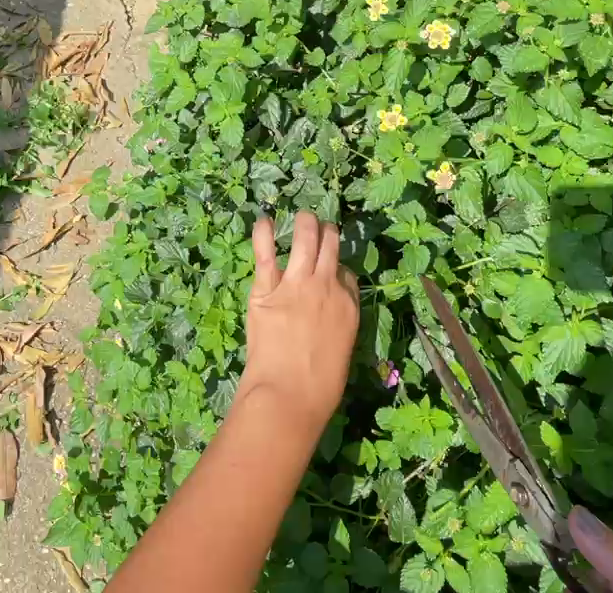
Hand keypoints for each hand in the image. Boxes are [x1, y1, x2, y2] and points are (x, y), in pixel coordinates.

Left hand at [238, 212, 359, 430]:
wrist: (289, 395)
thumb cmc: (319, 388)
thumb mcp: (342, 352)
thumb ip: (337, 326)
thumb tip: (326, 319)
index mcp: (350, 306)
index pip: (346, 272)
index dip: (336, 267)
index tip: (328, 269)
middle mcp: (327, 286)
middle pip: (330, 246)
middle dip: (326, 232)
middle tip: (318, 227)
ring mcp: (297, 283)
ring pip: (306, 238)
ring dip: (304, 223)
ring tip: (301, 217)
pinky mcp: (267, 288)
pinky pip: (266, 253)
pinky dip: (264, 234)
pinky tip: (263, 221)